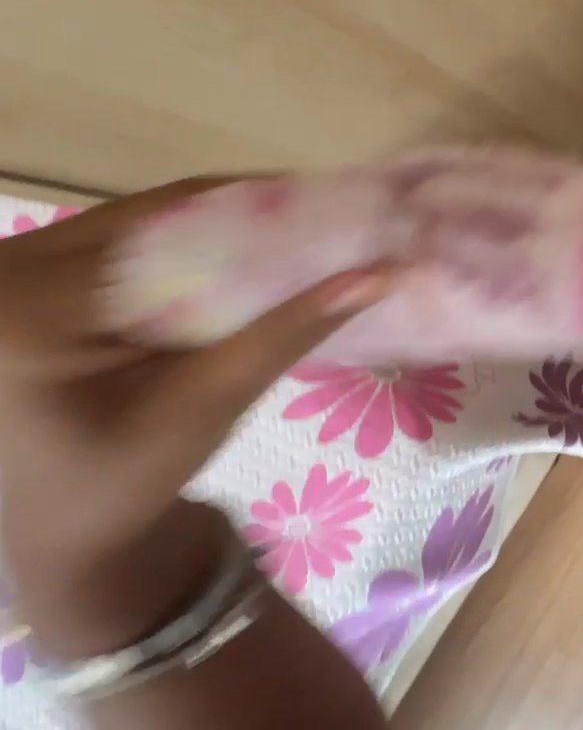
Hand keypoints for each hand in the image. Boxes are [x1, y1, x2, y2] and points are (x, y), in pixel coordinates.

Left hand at [0, 179, 394, 656]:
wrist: (66, 533)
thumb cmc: (126, 478)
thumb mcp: (211, 402)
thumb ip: (289, 330)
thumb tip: (385, 271)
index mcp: (25, 304)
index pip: (172, 227)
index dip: (270, 212)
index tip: (351, 210)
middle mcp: (3, 273)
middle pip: (160, 214)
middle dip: (259, 215)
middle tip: (344, 220)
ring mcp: (10, 276)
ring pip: (150, 222)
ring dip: (234, 228)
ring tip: (314, 235)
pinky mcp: (28, 287)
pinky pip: (131, 244)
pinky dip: (200, 246)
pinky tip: (256, 259)